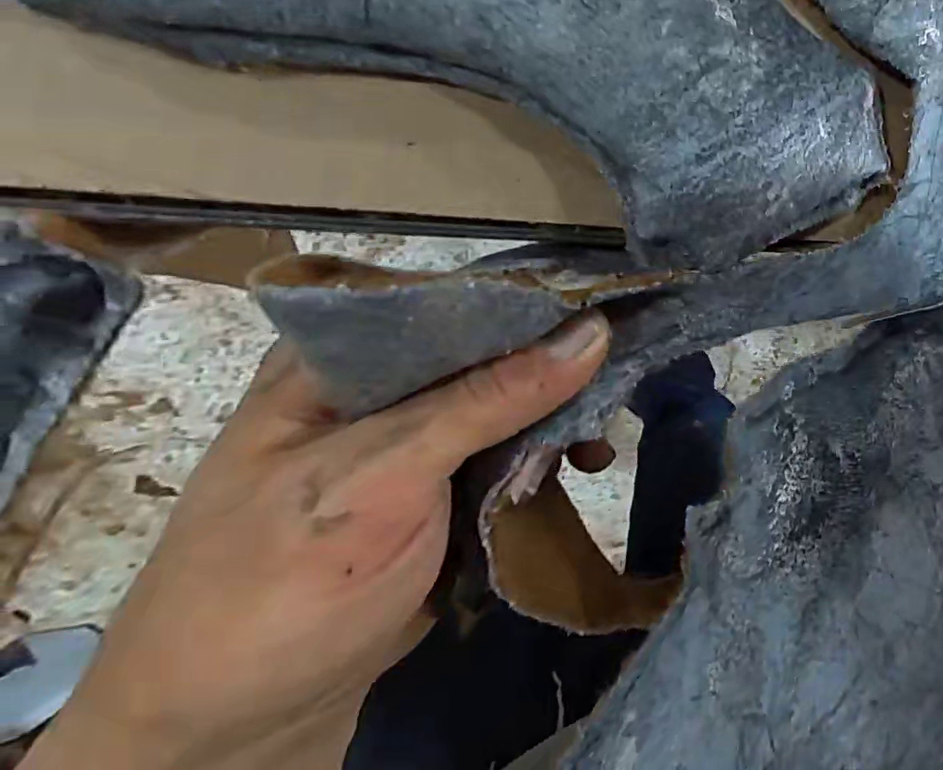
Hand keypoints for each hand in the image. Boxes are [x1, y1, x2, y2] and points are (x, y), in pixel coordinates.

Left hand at [25, 312, 609, 769]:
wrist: (241, 726)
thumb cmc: (276, 586)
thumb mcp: (381, 476)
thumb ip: (490, 398)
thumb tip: (596, 330)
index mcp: (341, 361)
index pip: (454, 301)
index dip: (534, 297)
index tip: (611, 296)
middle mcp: (387, 386)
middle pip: (498, 348)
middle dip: (563, 363)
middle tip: (621, 373)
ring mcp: (423, 436)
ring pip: (521, 396)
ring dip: (569, 413)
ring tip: (599, 439)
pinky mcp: (455, 481)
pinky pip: (525, 444)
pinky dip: (560, 451)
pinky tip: (586, 462)